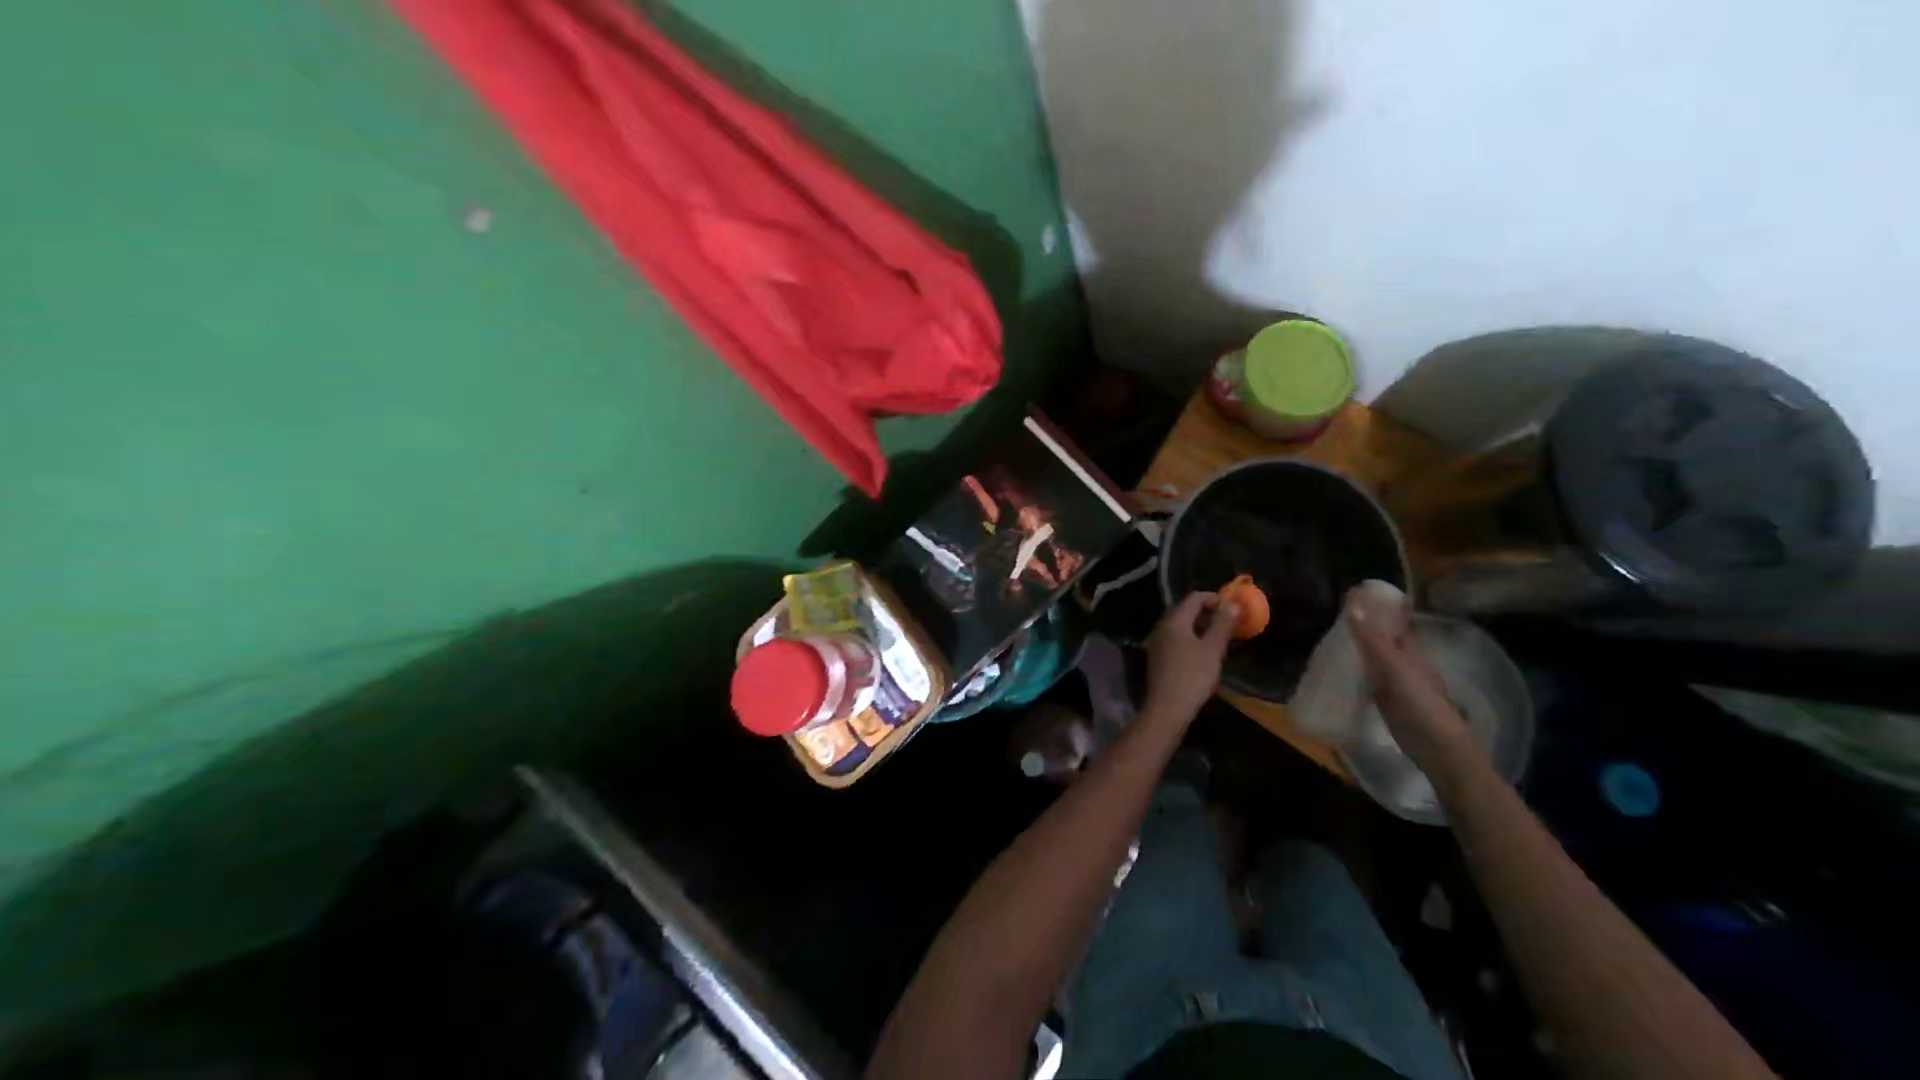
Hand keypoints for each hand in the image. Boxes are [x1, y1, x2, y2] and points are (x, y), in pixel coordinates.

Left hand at [1143, 591, 1237, 724]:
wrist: (1167, 708)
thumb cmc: (1193, 676)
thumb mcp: (1212, 649)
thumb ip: (1222, 624)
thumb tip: (1232, 603)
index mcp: (1174, 621)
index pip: (1194, 598)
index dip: (1215, 598)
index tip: (1233, 608)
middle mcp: (1162, 627)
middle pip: (1186, 610)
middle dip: (1208, 613)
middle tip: (1229, 622)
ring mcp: (1157, 642)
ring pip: (1181, 626)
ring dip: (1200, 627)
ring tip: (1220, 637)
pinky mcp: (1158, 657)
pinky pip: (1176, 639)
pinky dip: (1191, 639)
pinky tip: (1204, 652)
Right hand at [1344, 585, 1477, 766]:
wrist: (1433, 743)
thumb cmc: (1418, 699)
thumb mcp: (1392, 665)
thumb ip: (1371, 637)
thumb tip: (1352, 601)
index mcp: (1408, 650)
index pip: (1392, 623)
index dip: (1377, 608)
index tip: (1354, 595)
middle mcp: (1402, 663)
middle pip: (1379, 641)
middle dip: (1361, 629)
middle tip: (1331, 618)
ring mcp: (1393, 683)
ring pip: (1371, 661)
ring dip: (1354, 651)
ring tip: (1326, 641)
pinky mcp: (1384, 701)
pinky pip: (1365, 680)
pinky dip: (1352, 674)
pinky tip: (1335, 672)